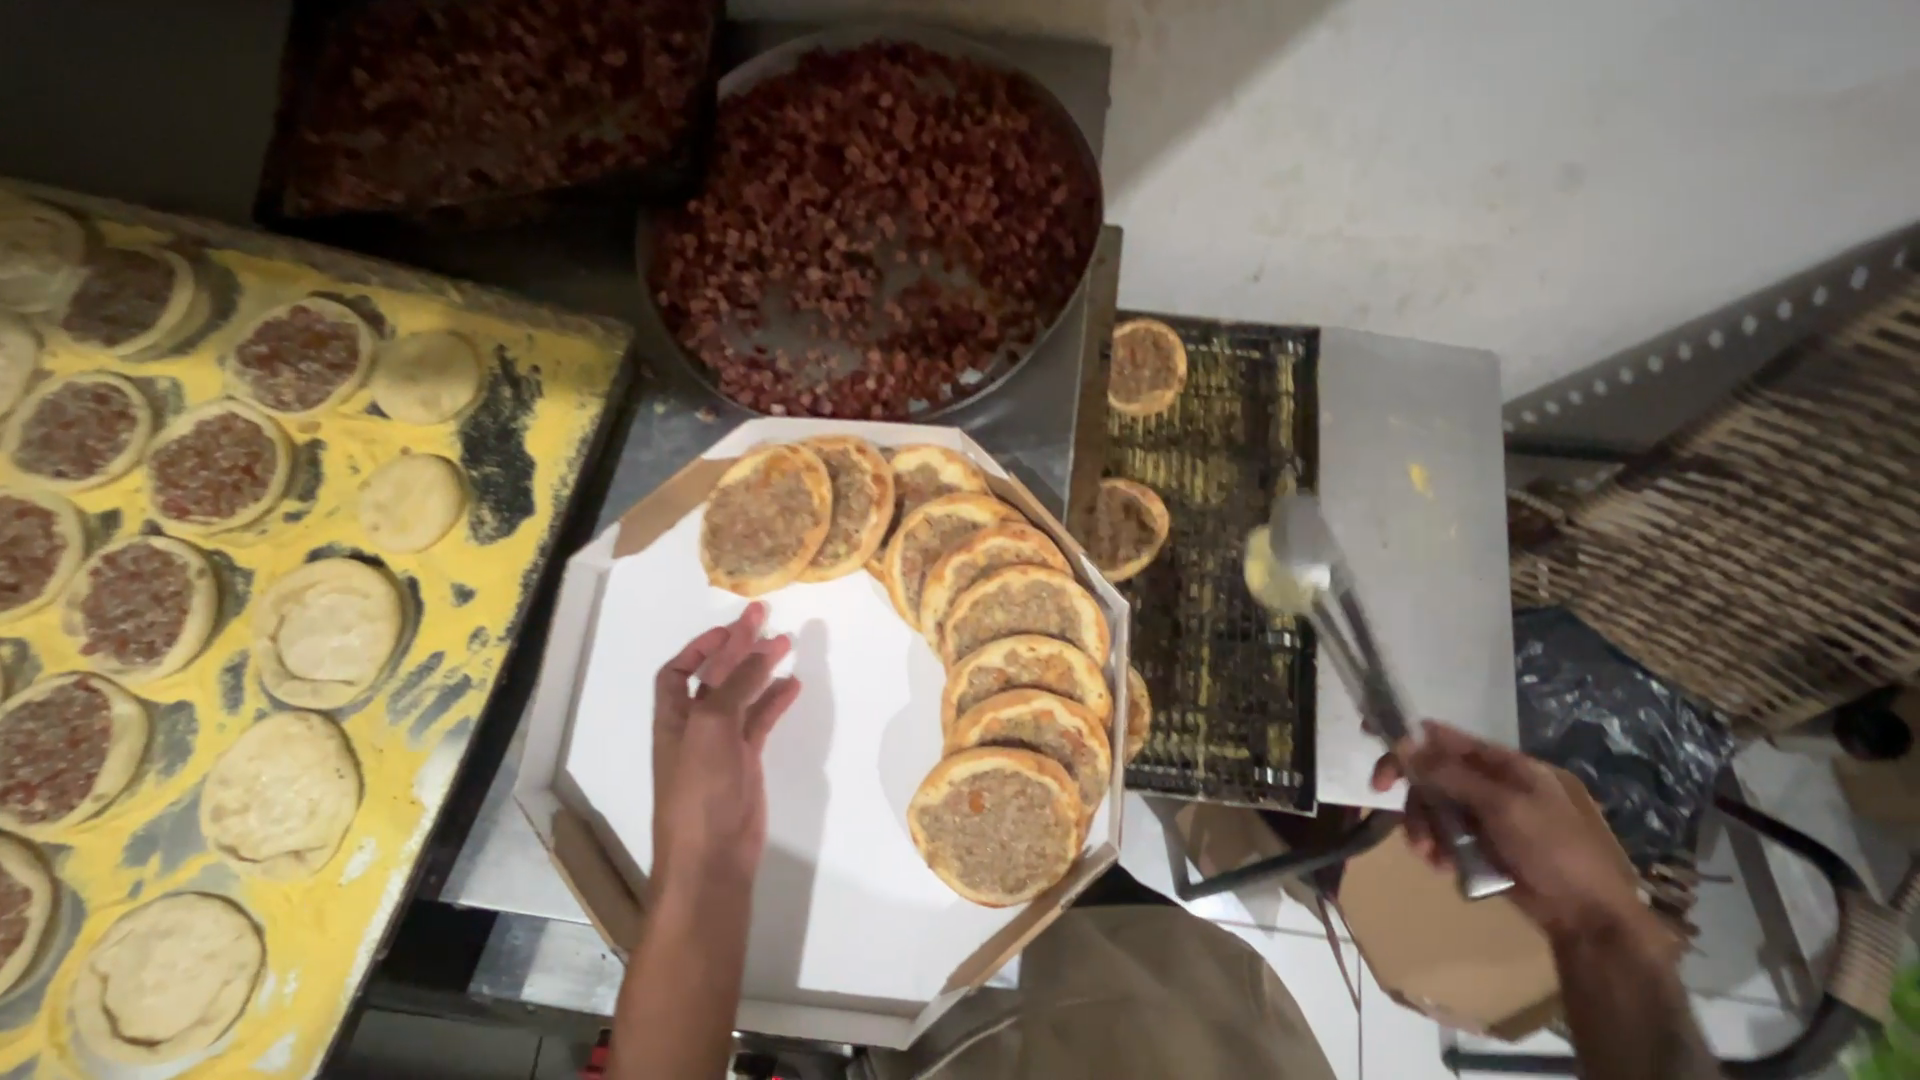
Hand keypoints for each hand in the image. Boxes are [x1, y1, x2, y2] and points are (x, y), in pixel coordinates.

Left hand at [651, 603, 801, 894]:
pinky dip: (775, 701)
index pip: (678, 672)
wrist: (711, 855)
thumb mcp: (712, 727)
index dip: (699, 647)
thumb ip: (736, 685)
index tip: (729, 628)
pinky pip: (761, 721)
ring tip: (787, 643)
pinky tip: (793, 685)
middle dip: (737, 646)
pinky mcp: (747, 762)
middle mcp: (695, 725)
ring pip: (743, 695)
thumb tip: (760, 650)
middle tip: (764, 616)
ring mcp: (722, 744)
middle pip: (716, 676)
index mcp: (673, 716)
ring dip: (761, 669)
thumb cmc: (699, 789)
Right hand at [1372, 721, 1646, 943]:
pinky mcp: (1478, 845)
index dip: (1407, 735)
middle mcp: (1489, 784)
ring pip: (1431, 807)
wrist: (1587, 916)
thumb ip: (1451, 774)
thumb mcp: (1502, 806)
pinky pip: (1441, 835)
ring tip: (1431, 854)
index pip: (1444, 737)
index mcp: (1504, 765)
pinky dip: (1435, 847)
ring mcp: (1483, 816)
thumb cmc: (1553, 850)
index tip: (1370, 737)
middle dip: (1412, 793)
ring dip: (1422, 827)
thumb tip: (1403, 742)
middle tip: (1382, 799)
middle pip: (1430, 774)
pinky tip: (1443, 865)